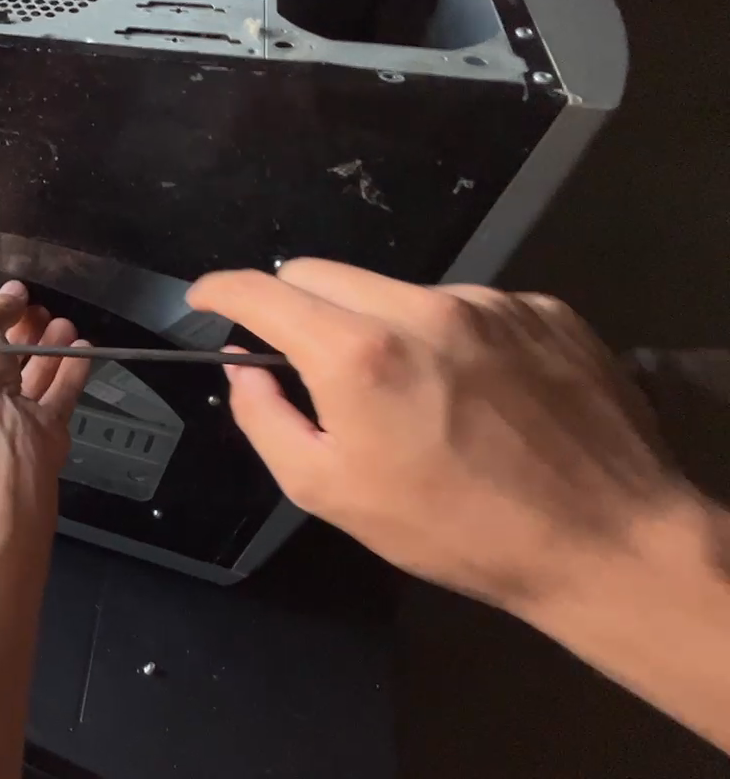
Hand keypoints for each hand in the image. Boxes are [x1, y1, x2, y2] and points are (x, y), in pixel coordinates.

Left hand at [0, 281, 93, 471]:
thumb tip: (15, 291)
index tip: (7, 306)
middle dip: (21, 334)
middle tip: (41, 310)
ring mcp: (2, 423)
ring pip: (29, 380)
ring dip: (48, 350)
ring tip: (66, 323)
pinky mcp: (38, 434)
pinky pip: (57, 398)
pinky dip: (70, 373)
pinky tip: (83, 347)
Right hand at [186, 259, 689, 611]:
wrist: (618, 550)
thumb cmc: (452, 526)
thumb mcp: (322, 487)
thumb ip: (261, 417)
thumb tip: (244, 370)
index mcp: (356, 354)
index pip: (259, 292)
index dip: (218, 291)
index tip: (204, 300)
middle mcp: (418, 310)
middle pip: (314, 272)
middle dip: (289, 305)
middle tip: (304, 358)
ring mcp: (487, 304)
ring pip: (385, 286)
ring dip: (367, 319)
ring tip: (404, 383)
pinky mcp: (542, 310)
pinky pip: (455, 301)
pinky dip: (436, 330)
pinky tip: (466, 382)